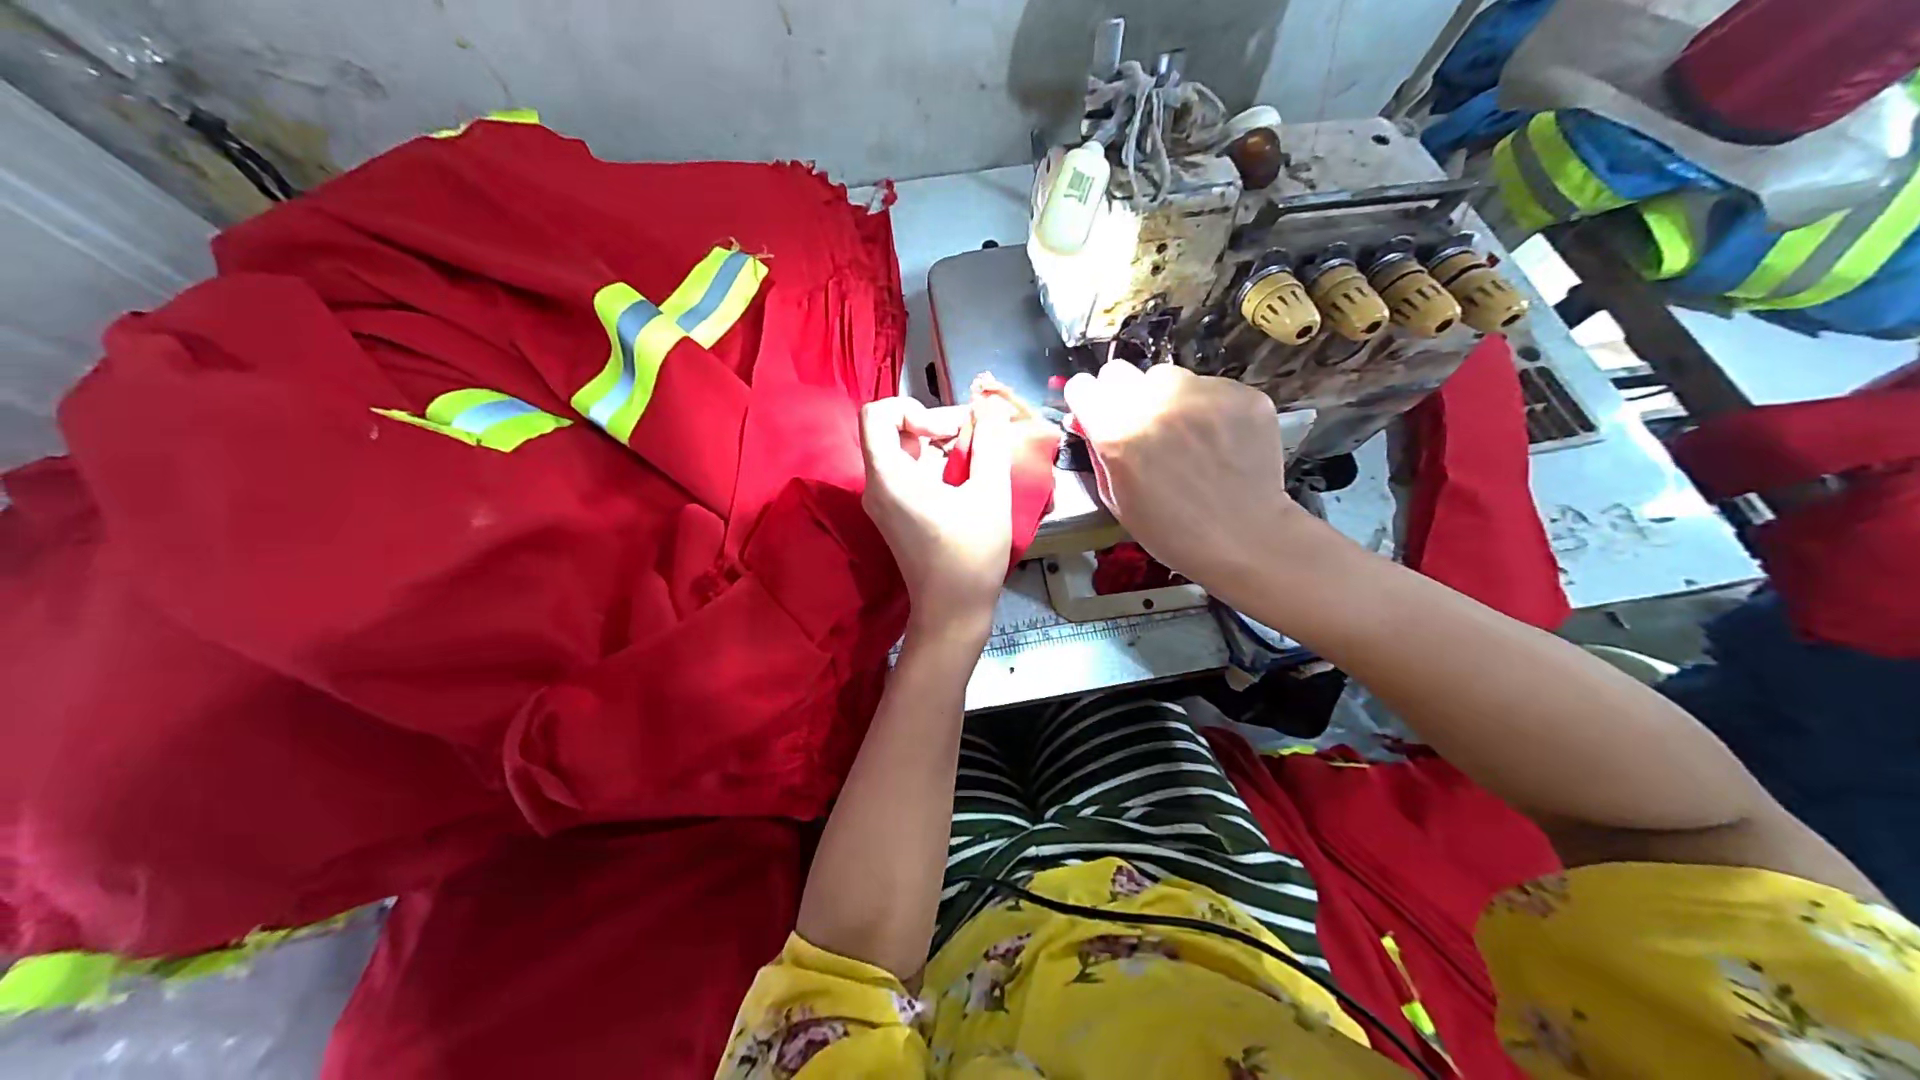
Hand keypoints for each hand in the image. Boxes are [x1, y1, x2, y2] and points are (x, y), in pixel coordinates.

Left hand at [860, 396, 1015, 636]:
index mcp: (889, 477)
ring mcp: (883, 501)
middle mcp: (876, 485)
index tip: (945, 431)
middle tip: (975, 436)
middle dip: (934, 422)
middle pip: (892, 429)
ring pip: (902, 450)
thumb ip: (990, 444)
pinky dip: (935, 464)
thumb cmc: (970, 556)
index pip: (876, 413)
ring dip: (938, 443)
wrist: (952, 611)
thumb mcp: (990, 494)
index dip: (911, 408)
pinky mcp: (895, 514)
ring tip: (977, 454)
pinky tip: (967, 476)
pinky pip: (908, 472)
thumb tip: (991, 405)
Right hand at [1064, 361, 1308, 583]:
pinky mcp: (1240, 393)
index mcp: (1118, 431)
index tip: (1095, 414)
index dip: (1086, 402)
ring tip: (1187, 436)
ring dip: (1168, 400)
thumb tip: (1089, 423)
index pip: (1082, 386)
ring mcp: (1203, 393)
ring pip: (1168, 377)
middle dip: (1124, 396)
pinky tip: (1218, 440)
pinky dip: (1209, 408)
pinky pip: (1210, 388)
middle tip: (1141, 427)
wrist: (1244, 537)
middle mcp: (1156, 401)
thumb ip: (1099, 454)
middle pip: (1121, 372)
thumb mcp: (1117, 499)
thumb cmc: (1172, 531)